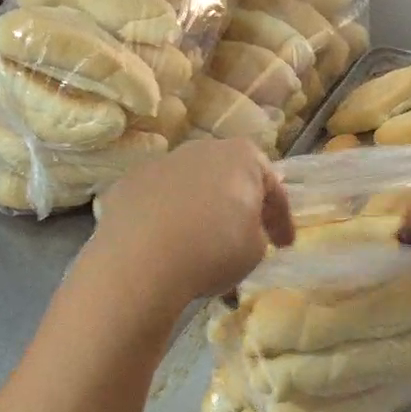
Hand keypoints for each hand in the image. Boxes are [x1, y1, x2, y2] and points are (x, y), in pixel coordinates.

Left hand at [88, 138, 292, 302]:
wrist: (140, 261)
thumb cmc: (214, 250)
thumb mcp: (255, 249)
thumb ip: (257, 230)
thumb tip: (243, 228)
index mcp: (242, 157)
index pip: (272, 186)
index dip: (281, 218)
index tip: (283, 245)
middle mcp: (201, 149)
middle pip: (228, 177)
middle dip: (238, 204)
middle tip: (244, 236)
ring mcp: (160, 163)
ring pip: (191, 186)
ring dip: (200, 209)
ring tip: (201, 243)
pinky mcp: (127, 183)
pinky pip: (158, 200)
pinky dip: (166, 217)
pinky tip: (167, 243)